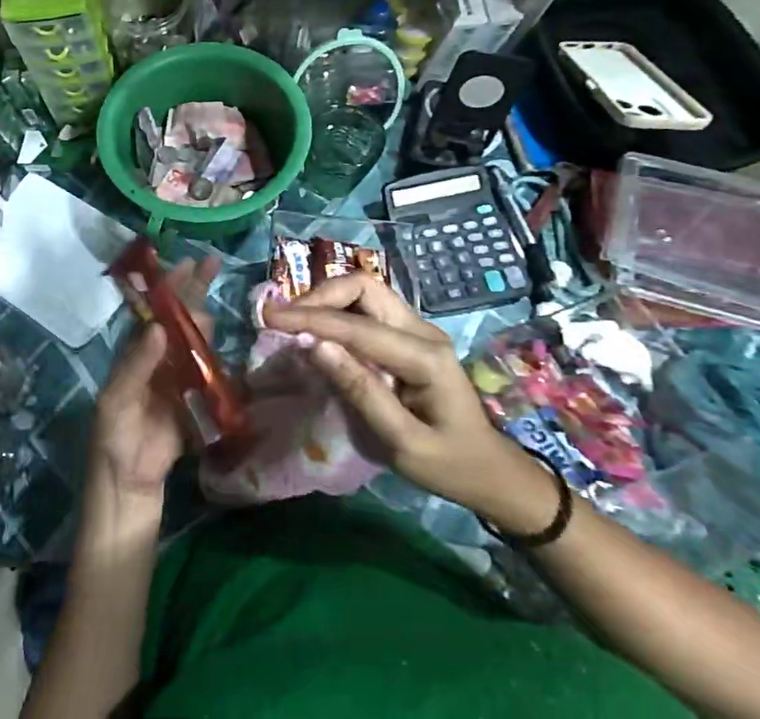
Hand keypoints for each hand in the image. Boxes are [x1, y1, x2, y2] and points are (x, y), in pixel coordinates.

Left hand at [94, 256, 221, 500]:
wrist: (129, 482)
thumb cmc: (114, 437)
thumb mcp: (117, 400)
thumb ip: (137, 365)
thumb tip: (159, 326)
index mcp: (136, 354)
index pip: (155, 313)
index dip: (171, 287)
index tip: (190, 262)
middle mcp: (158, 360)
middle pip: (180, 321)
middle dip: (194, 293)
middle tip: (214, 267)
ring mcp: (178, 380)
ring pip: (197, 344)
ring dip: (205, 326)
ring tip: (212, 313)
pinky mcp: (196, 402)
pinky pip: (210, 376)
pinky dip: (220, 363)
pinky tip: (230, 352)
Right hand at [263, 273, 557, 532]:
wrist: (492, 472)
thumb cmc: (449, 463)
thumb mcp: (403, 442)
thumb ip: (360, 391)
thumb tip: (313, 345)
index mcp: (424, 357)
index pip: (356, 325)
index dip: (309, 317)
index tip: (268, 319)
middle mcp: (422, 331)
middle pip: (363, 287)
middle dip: (318, 297)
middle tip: (282, 321)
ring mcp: (417, 330)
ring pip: (363, 293)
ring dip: (325, 301)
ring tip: (293, 324)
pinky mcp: (407, 337)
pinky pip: (366, 310)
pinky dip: (335, 312)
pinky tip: (316, 333)